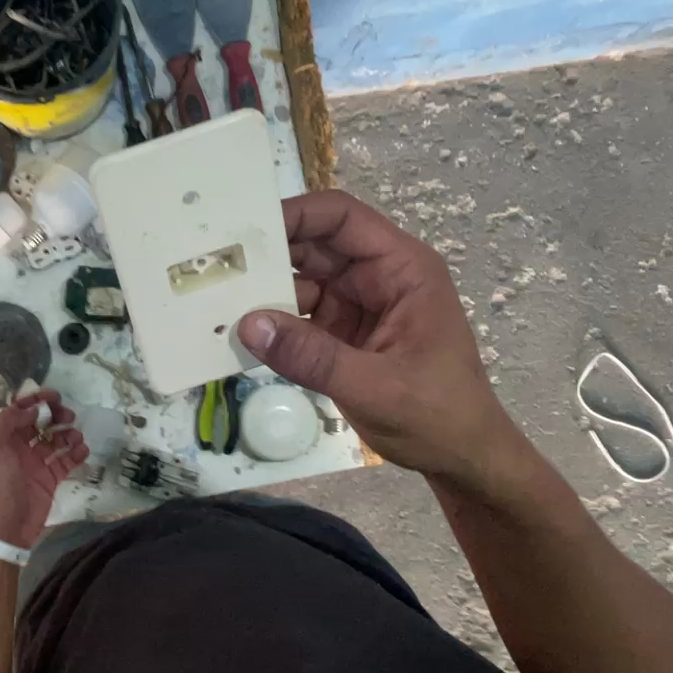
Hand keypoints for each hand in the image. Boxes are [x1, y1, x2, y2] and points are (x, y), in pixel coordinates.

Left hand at [0, 390, 89, 546]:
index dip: (36, 401)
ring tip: (76, 436)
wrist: (5, 526)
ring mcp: (35, 464)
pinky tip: (83, 450)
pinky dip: (75, 453)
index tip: (54, 396)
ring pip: (55, 441)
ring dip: (67, 434)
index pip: (19, 412)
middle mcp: (18, 448)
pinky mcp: (49, 480)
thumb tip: (31, 410)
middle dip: (55, 416)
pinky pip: (65, 461)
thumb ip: (8, 422)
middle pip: (40, 424)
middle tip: (69, 415)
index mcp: (2, 439)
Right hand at [238, 190, 523, 486]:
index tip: (244, 231)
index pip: (342, 219)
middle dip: (267, 253)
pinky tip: (235, 331)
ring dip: (262, 290)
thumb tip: (248, 325)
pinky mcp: (338, 334)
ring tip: (213, 298)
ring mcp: (355, 305)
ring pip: (298, 280)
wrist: (459, 458)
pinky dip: (269, 323)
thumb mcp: (376, 387)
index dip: (296, 214)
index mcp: (401, 269)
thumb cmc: (437, 414)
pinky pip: (296, 316)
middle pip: (312, 246)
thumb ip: (313, 357)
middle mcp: (376, 277)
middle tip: (213, 264)